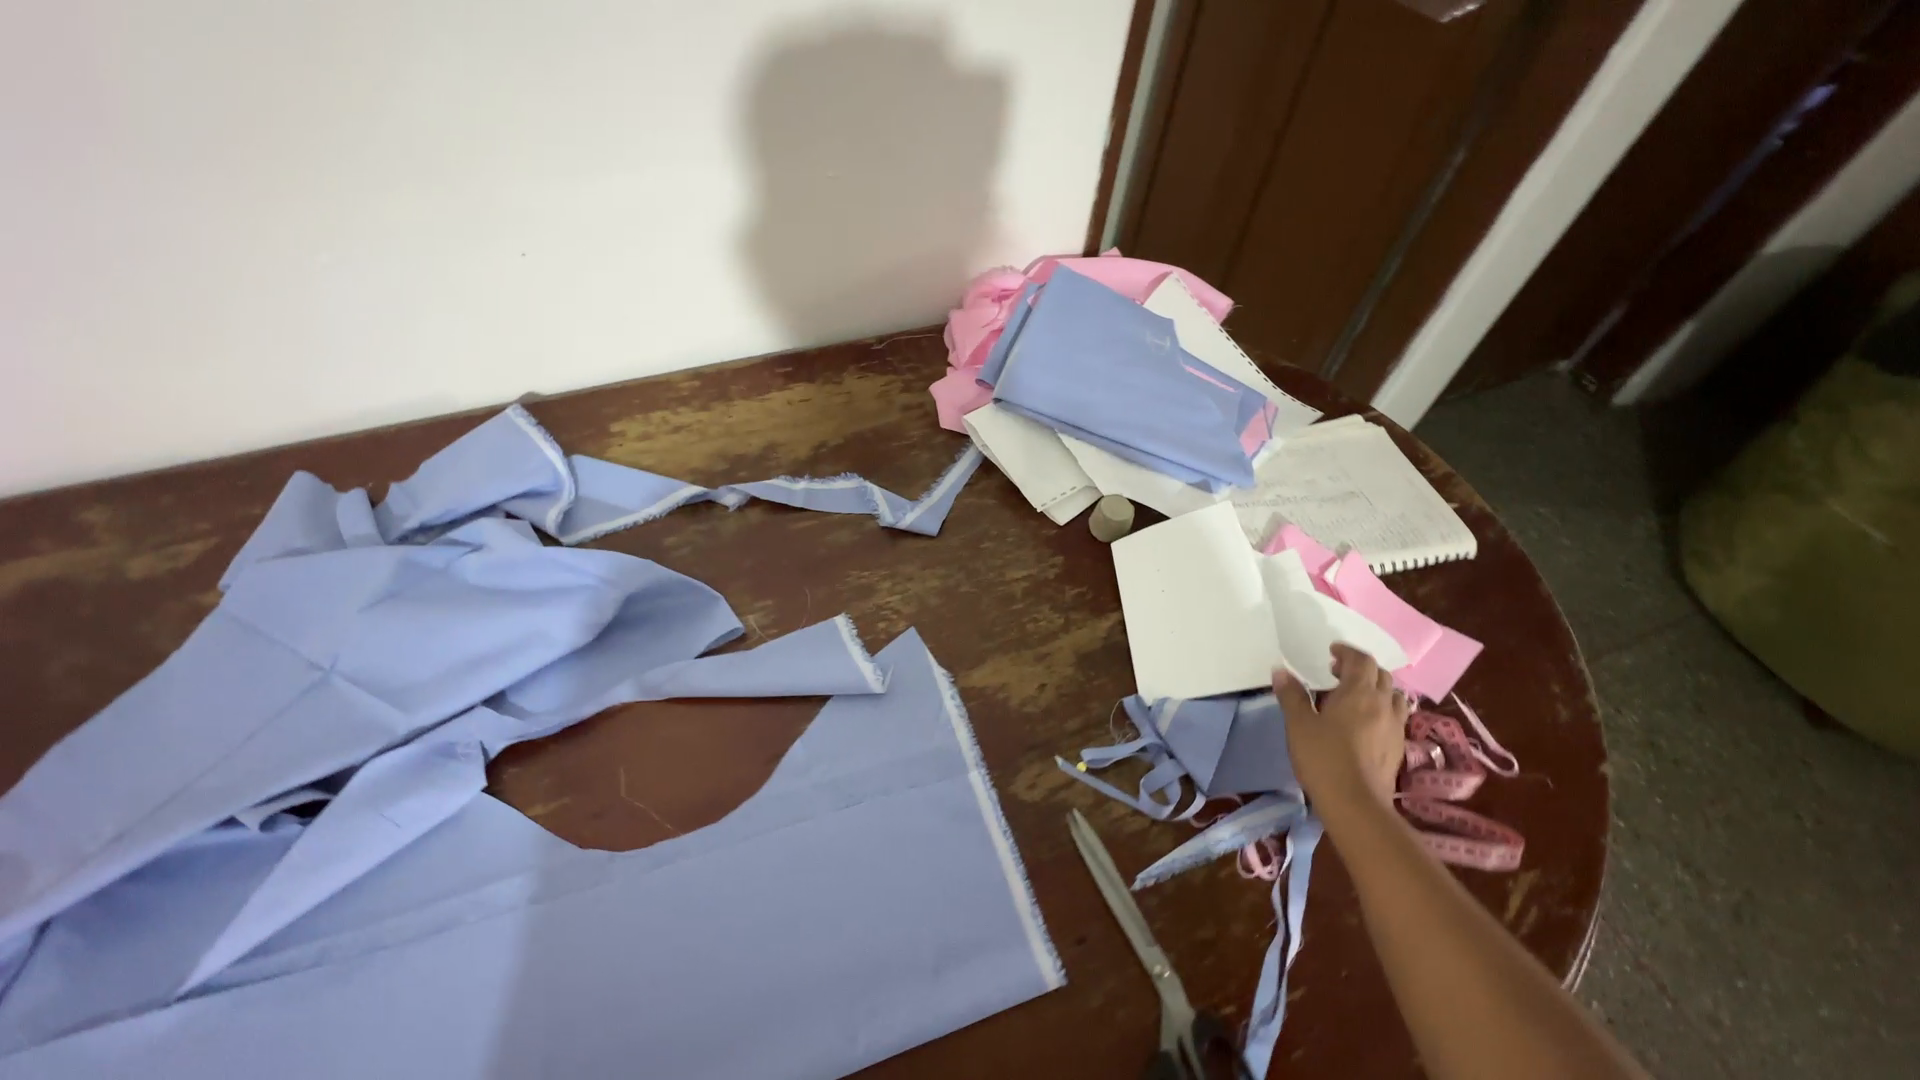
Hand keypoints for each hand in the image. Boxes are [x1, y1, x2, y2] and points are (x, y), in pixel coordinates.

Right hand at [1274, 644, 1410, 809]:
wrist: (1356, 803)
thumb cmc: (1323, 758)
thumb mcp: (1299, 724)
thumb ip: (1292, 695)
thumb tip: (1281, 670)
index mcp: (1359, 693)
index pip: (1361, 660)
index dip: (1347, 652)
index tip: (1331, 652)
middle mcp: (1383, 704)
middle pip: (1381, 675)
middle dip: (1360, 669)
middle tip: (1337, 673)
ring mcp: (1395, 726)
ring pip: (1393, 696)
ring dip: (1376, 689)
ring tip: (1355, 697)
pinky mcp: (1398, 747)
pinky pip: (1394, 717)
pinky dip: (1381, 710)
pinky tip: (1365, 724)